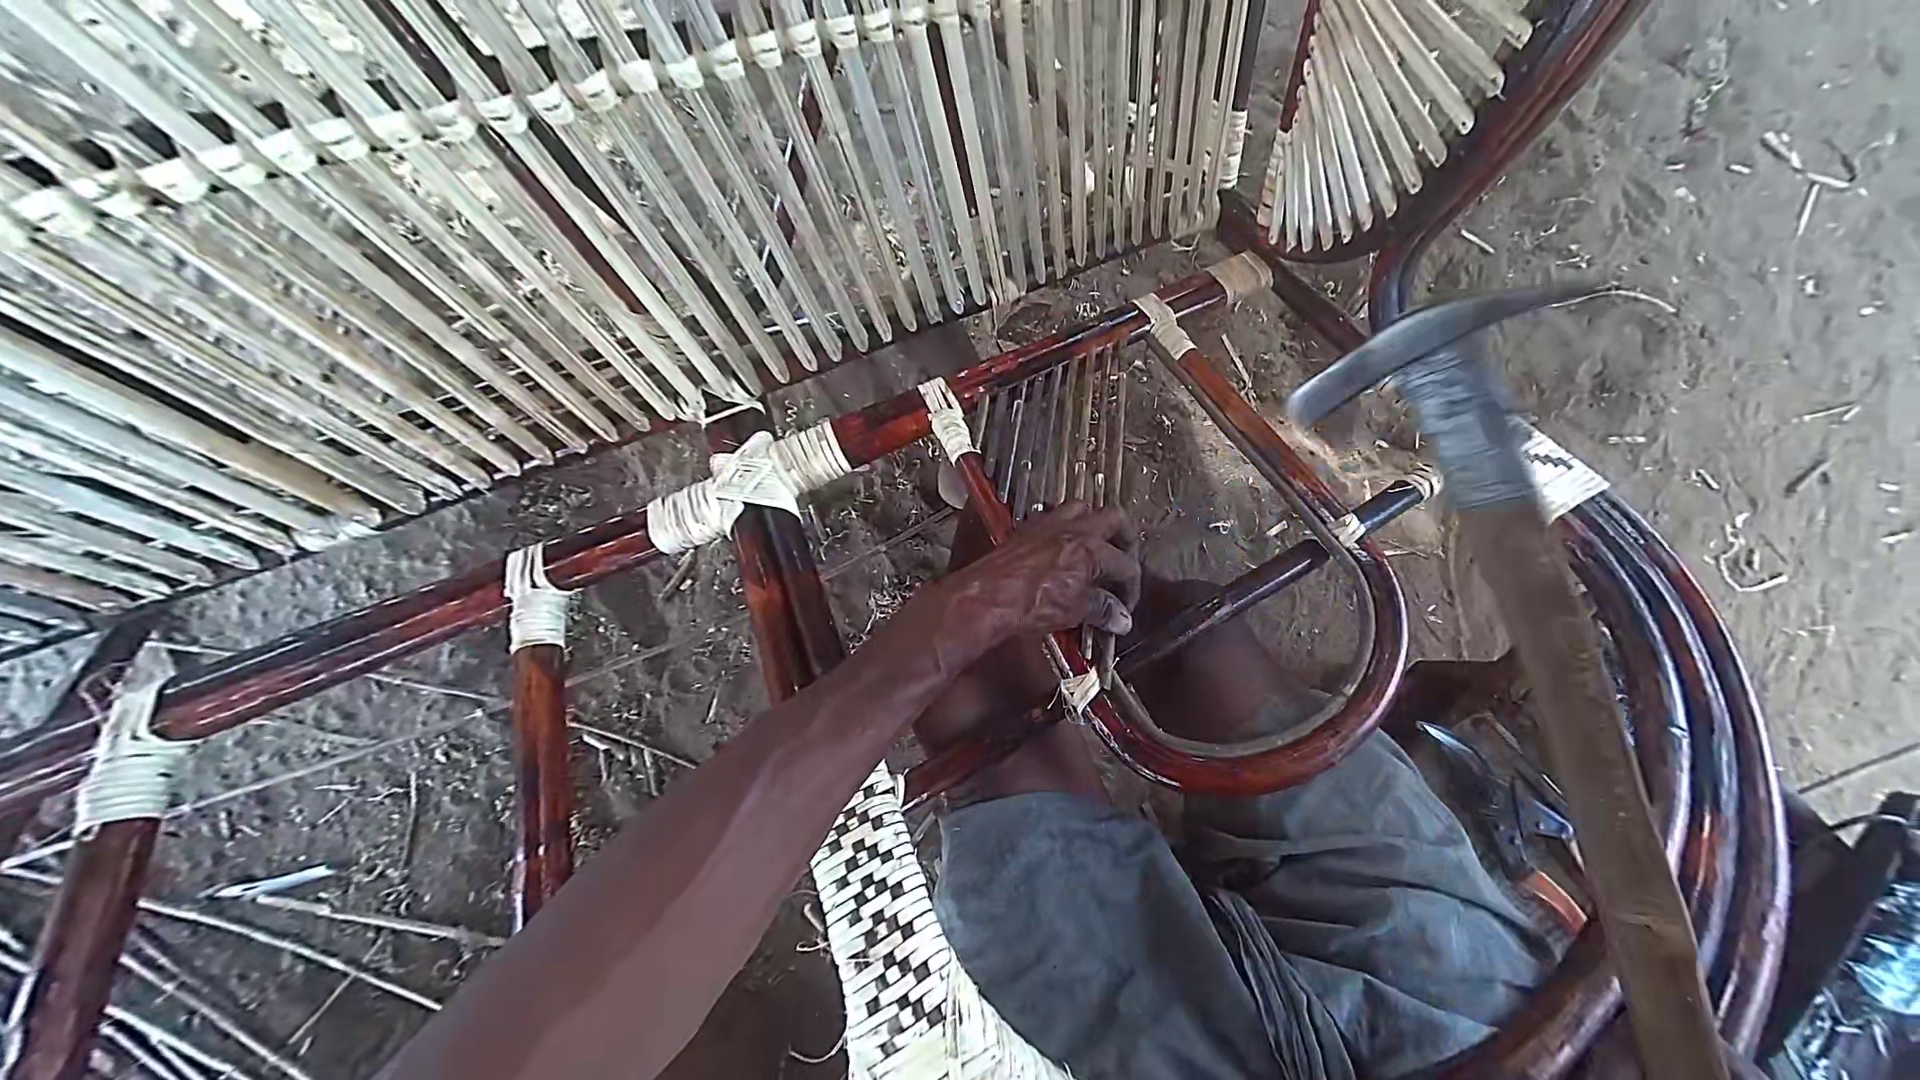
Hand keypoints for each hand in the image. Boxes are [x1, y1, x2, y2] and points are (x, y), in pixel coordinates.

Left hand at [932, 503, 1140, 653]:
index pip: (1126, 565)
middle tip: (1123, 560)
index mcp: (1091, 548)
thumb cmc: (1025, 601)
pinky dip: (1064, 530)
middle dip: (1124, 539)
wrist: (986, 598)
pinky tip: (1061, 549)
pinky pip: (1053, 518)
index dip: (1131, 587)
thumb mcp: (1074, 611)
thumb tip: (1118, 617)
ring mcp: (1048, 525)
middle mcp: (1072, 529)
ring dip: (1093, 526)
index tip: (1124, 604)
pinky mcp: (1027, 530)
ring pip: (1082, 510)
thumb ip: (1102, 610)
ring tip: (1096, 548)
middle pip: (1114, 519)